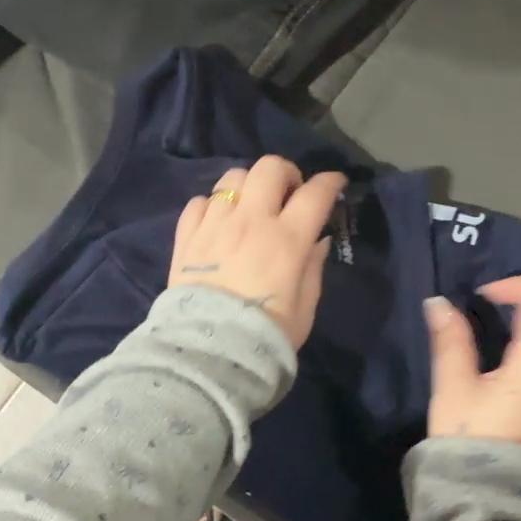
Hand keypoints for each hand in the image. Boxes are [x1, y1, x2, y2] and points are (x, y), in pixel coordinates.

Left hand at [169, 155, 346, 348]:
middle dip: (285, 173)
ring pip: (232, 179)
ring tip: (250, 207)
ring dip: (247, 186)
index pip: (315, 193)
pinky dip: (212, 207)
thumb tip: (317, 241)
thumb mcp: (304, 308)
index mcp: (286, 239)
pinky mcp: (186, 238)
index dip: (330, 183)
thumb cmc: (266, 334)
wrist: (209, 352)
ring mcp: (214, 226)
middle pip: (269, 168)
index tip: (334, 185)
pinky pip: (198, 203)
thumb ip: (312, 268)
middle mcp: (250, 222)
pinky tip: (218, 223)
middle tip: (288, 193)